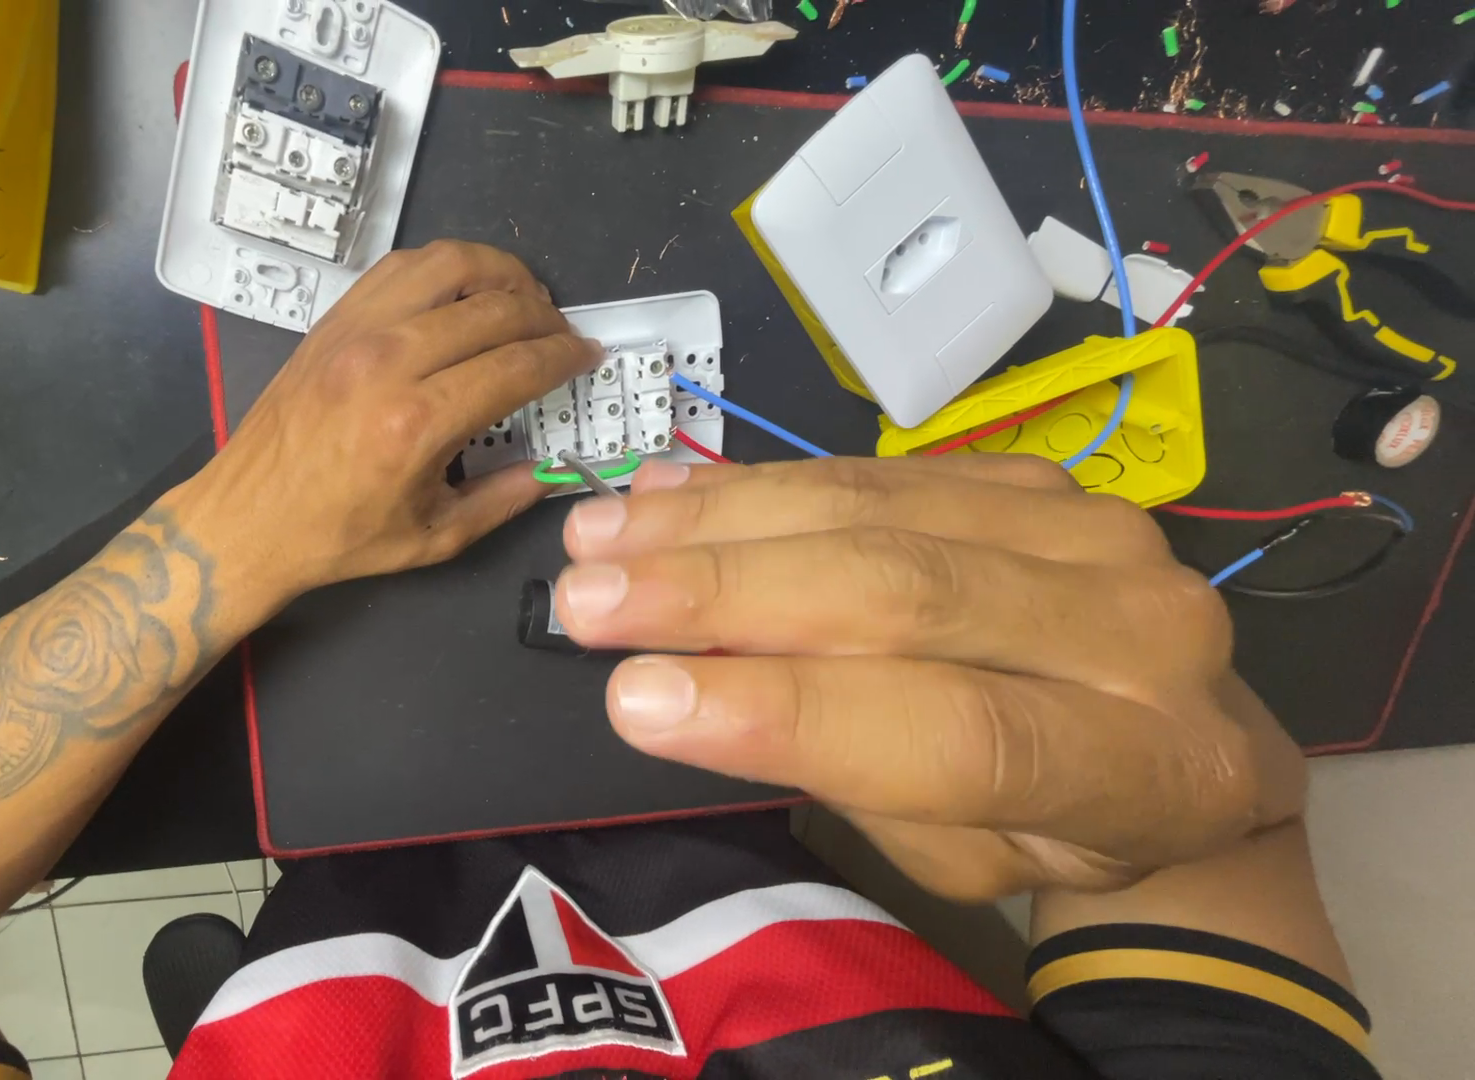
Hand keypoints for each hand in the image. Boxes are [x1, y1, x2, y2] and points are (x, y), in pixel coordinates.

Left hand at [194, 241, 599, 599]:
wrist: (250, 516)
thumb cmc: (341, 536)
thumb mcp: (435, 538)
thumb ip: (505, 500)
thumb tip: (553, 468)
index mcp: (418, 423)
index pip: (516, 365)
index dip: (563, 356)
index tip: (586, 355)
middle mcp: (389, 361)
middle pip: (493, 308)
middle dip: (545, 316)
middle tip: (562, 335)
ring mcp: (356, 330)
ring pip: (449, 266)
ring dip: (501, 273)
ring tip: (524, 299)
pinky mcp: (334, 320)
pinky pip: (402, 267)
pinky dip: (447, 267)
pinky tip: (464, 291)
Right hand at [554, 455, 1308, 900]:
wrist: (1156, 727)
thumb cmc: (1044, 822)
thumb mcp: (949, 845)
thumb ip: (838, 760)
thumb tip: (677, 673)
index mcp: (1138, 767)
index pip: (954, 735)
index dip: (784, 713)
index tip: (634, 701)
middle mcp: (1133, 629)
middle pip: (896, 591)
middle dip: (719, 592)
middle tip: (588, 599)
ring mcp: (1084, 527)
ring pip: (866, 506)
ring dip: (710, 520)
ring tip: (598, 537)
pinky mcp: (1023, 472)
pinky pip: (862, 466)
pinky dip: (748, 483)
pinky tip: (660, 491)